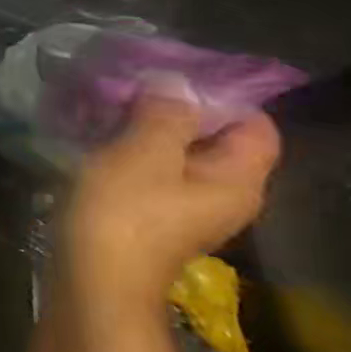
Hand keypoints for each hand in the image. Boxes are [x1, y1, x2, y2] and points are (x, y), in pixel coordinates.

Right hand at [62, 73, 280, 305]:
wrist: (93, 279)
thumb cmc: (125, 213)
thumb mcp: (145, 152)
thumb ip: (166, 113)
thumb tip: (178, 82)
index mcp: (238, 180)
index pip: (256, 125)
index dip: (224, 95)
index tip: (175, 72)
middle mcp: (222, 195)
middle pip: (216, 137)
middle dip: (178, 106)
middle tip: (135, 82)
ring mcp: (185, 208)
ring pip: (179, 152)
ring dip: (148, 126)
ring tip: (111, 104)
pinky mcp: (151, 216)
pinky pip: (153, 169)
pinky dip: (133, 149)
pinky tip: (99, 137)